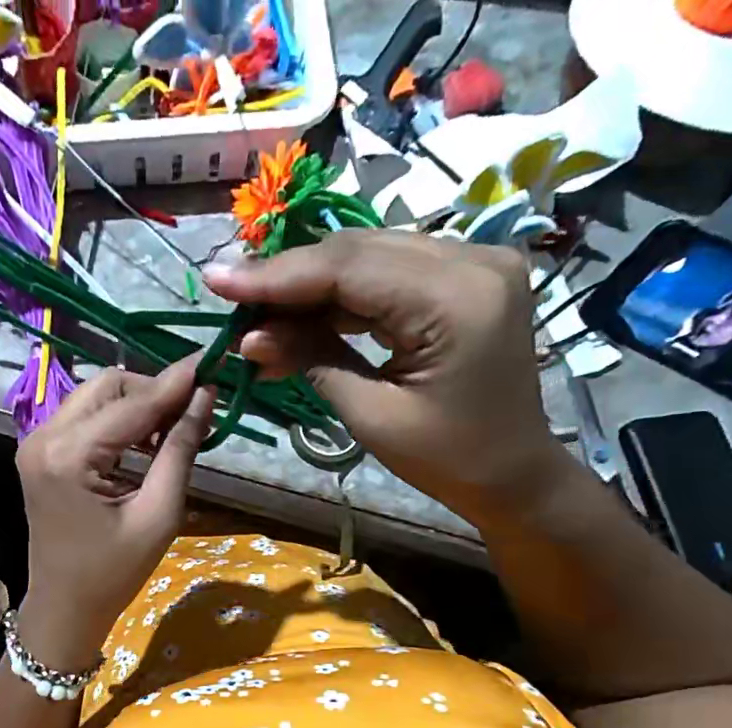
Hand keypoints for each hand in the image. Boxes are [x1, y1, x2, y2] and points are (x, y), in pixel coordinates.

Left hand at [15, 359, 215, 669]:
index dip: (176, 383)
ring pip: (96, 396)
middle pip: (108, 385)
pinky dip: (119, 421)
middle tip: (194, 411)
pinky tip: (146, 442)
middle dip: (154, 391)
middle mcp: (43, 436)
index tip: (214, 364)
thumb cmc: (113, 572)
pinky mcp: (41, 452)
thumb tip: (204, 397)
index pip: (131, 403)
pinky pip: (86, 417)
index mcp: (68, 455)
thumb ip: (180, 450)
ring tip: (175, 430)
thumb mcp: (159, 514)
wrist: (64, 608)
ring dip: (137, 404)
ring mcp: (37, 442)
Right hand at [204, 231, 564, 525]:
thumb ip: (312, 361)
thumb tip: (247, 336)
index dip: (278, 275)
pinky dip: (345, 292)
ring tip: (258, 307)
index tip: (217, 277)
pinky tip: (304, 310)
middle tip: (231, 294)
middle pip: (359, 251)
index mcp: (459, 299)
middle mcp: (475, 260)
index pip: (350, 268)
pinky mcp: (469, 272)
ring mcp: (477, 260)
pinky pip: (392, 270)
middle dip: (290, 276)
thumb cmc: (448, 459)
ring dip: (313, 282)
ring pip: (372, 255)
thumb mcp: (372, 416)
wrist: (514, 472)